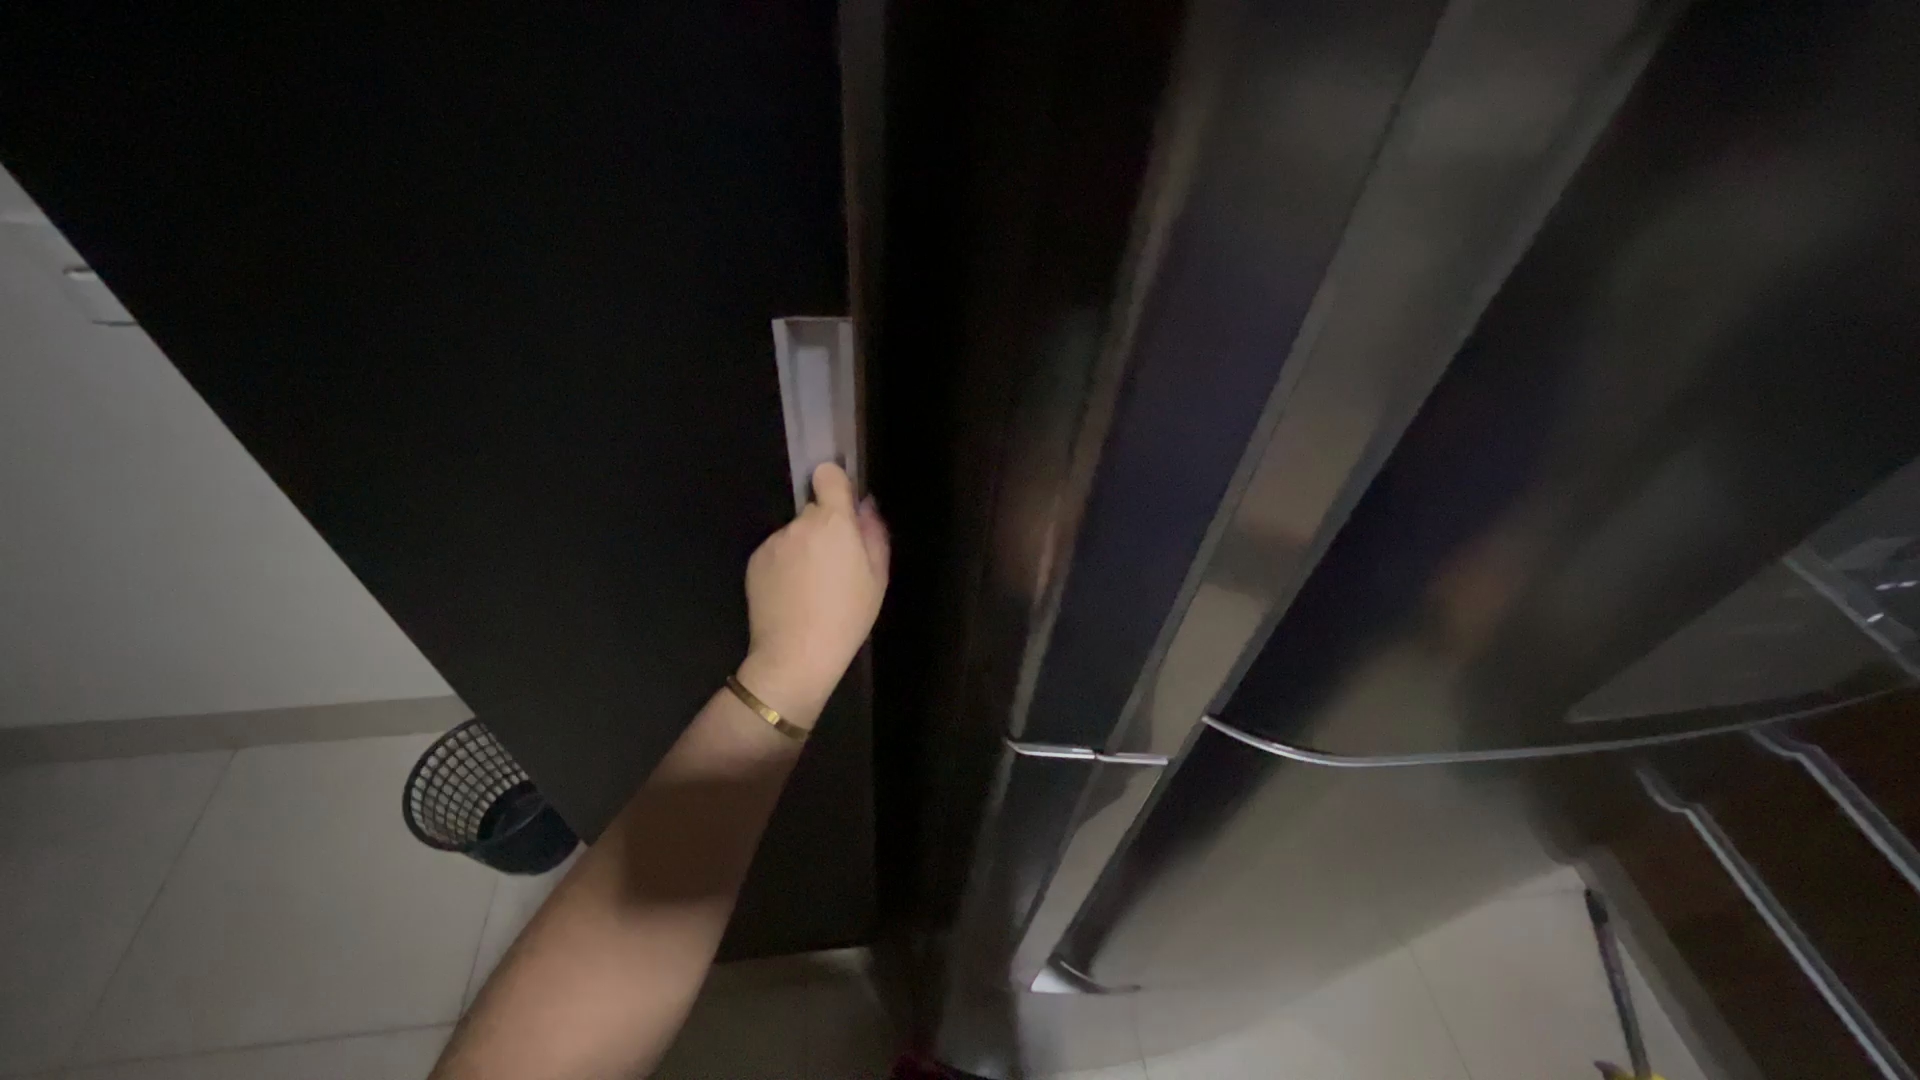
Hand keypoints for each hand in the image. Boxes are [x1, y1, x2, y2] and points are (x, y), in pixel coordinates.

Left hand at [738, 463, 888, 720]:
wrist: (795, 654)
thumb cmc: (847, 616)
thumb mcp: (877, 577)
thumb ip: (874, 532)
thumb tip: (866, 505)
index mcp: (833, 522)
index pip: (828, 475)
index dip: (836, 485)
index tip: (842, 507)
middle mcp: (799, 524)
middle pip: (814, 511)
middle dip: (825, 528)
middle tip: (836, 565)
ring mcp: (773, 542)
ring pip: (794, 534)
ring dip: (803, 549)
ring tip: (812, 587)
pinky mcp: (755, 561)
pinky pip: (776, 552)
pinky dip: (784, 565)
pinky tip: (792, 595)